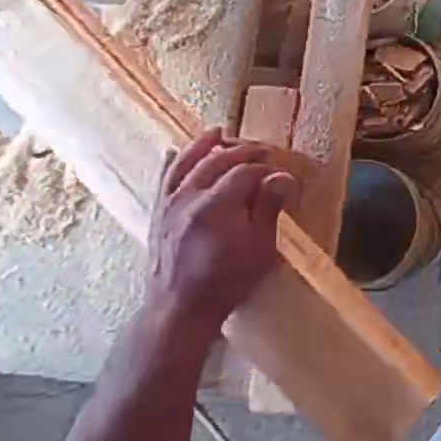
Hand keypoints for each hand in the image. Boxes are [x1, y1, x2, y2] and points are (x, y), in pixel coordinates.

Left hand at [147, 130, 298, 328]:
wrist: (180, 308)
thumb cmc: (226, 283)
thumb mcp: (260, 250)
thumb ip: (268, 209)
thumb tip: (282, 177)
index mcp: (218, 205)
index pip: (245, 171)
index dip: (266, 167)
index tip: (281, 169)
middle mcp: (189, 196)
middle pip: (217, 159)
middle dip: (242, 149)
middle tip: (262, 148)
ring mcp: (170, 203)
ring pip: (186, 161)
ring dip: (204, 144)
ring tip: (219, 132)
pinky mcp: (158, 212)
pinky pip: (164, 177)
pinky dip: (173, 161)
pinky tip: (176, 151)